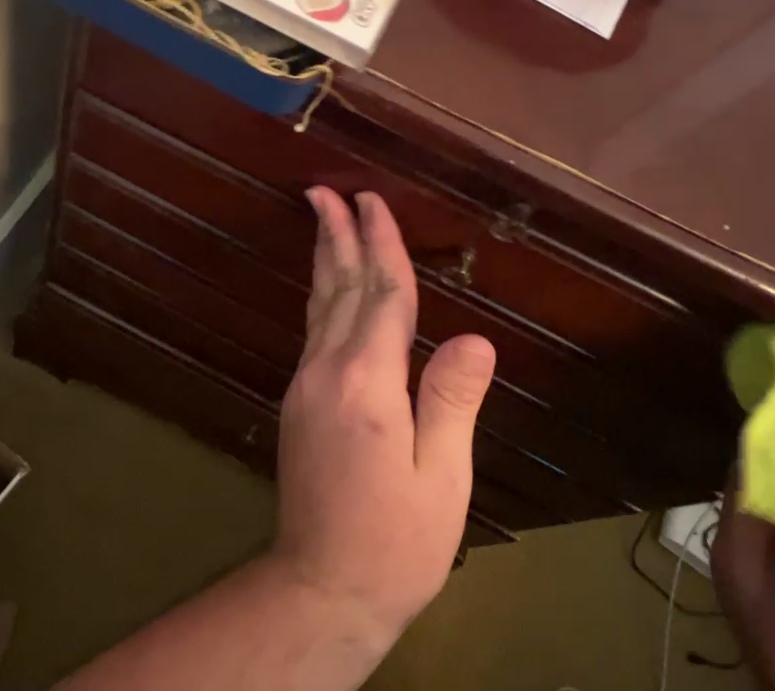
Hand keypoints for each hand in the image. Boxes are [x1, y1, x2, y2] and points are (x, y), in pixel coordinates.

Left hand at [267, 188, 497, 642]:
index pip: (382, 298)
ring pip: (318, 309)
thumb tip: (476, 338)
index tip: (372, 202)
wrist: (322, 585)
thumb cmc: (396, 542)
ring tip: (322, 222)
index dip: (381, 246)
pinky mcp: (298, 405)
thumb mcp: (441, 479)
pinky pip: (313, 334)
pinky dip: (323, 300)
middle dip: (336, 237)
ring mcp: (305, 387)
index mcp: (368, 384)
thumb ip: (451, 403)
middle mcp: (326, 373)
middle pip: (338, 291)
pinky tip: (326, 293)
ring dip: (323, 261)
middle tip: (325, 190)